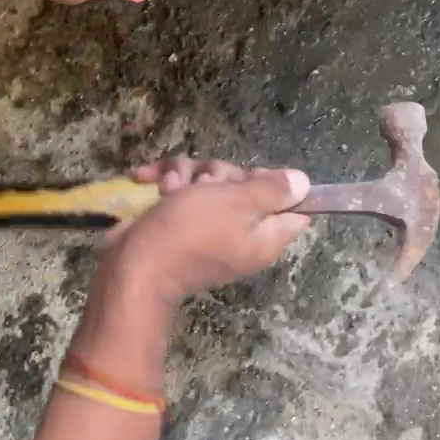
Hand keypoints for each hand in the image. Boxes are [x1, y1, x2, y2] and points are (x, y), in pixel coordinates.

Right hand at [100, 159, 311, 303]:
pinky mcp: (178, 221)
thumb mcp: (237, 204)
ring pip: (208, 181)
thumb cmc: (189, 233)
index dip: (275, 184)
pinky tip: (147, 179)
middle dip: (219, 174)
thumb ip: (273, 192)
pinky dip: (165, 181)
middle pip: (244, 185)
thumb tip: (305, 184)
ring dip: (186, 175)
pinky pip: (180, 189)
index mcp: (263, 235)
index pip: (291, 207)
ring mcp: (207, 227)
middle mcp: (240, 232)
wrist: (133, 265)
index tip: (252, 178)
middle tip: (205, 185)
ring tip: (169, 189)